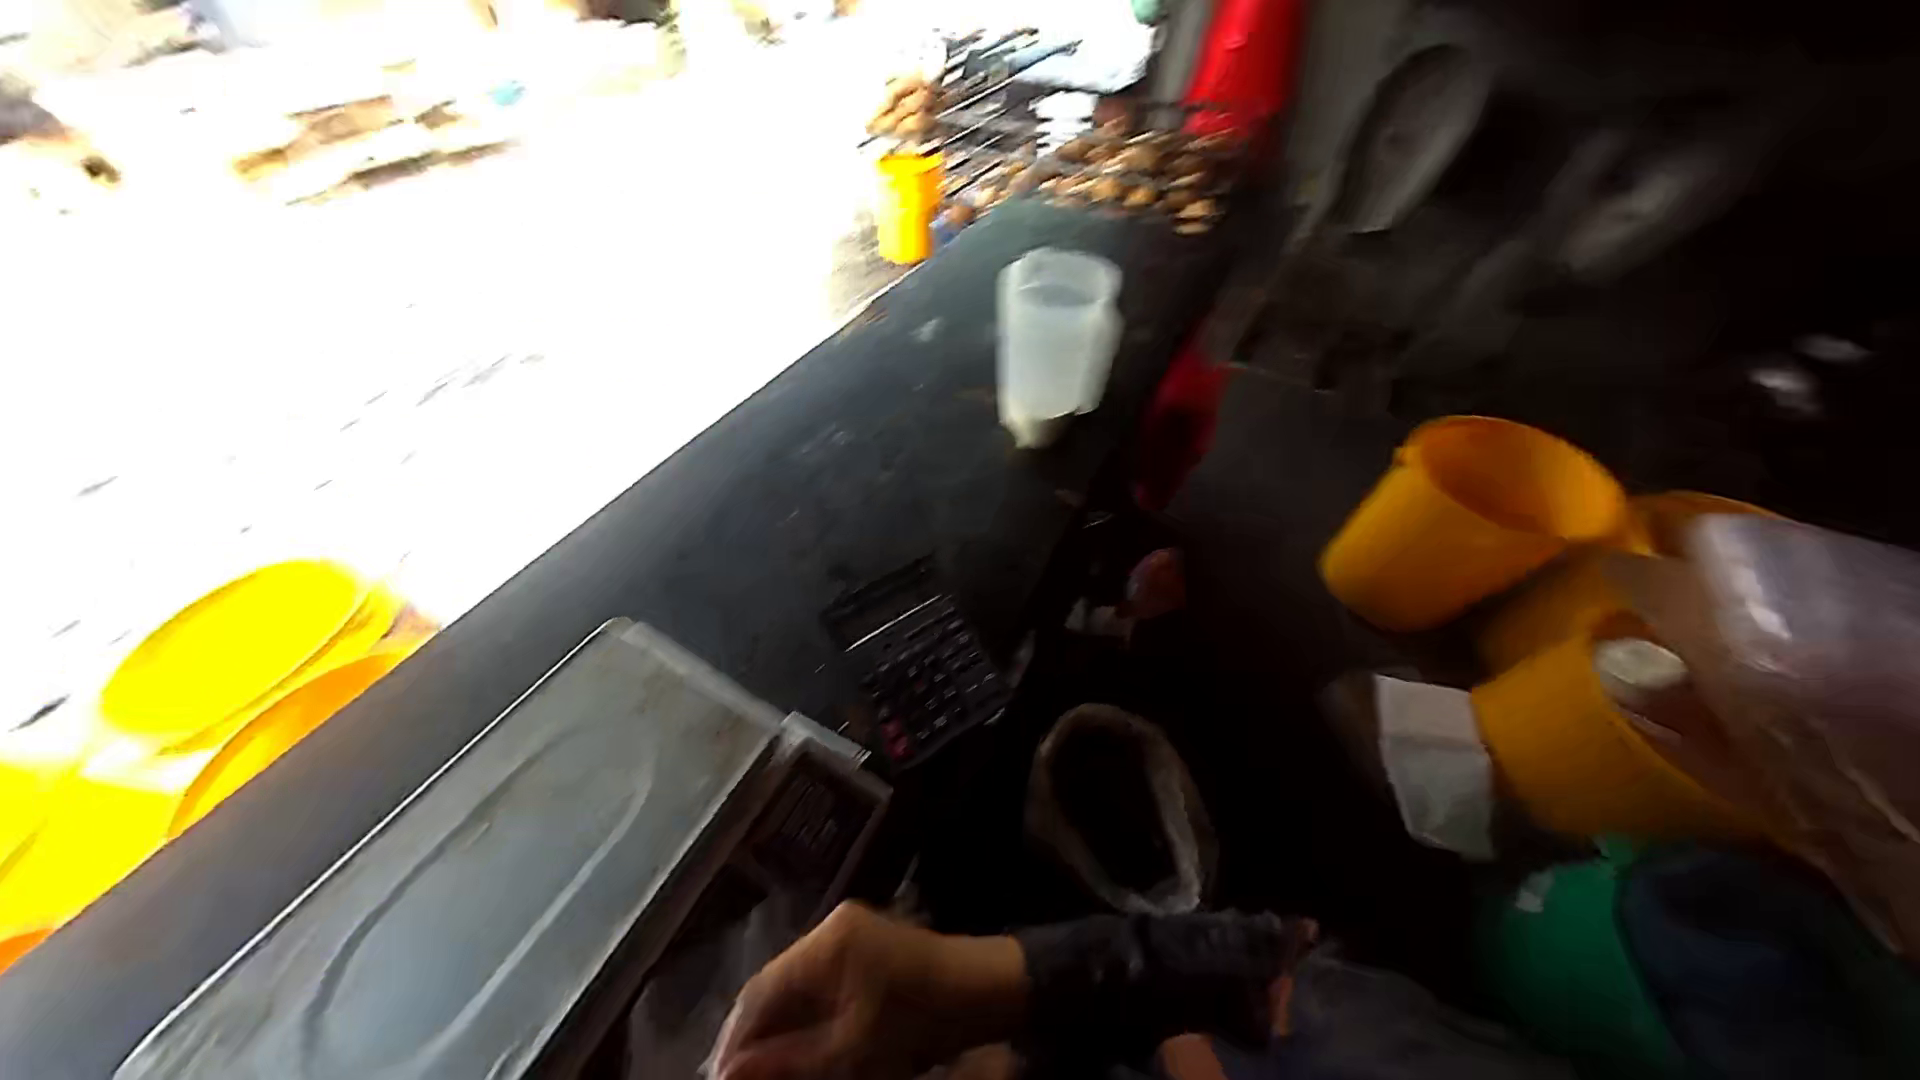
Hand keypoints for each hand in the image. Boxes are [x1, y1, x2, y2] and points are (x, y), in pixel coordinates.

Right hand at [710, 902, 1027, 1079]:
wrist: (979, 989)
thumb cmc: (917, 1017)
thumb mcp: (851, 1050)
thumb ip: (788, 1061)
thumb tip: (729, 1073)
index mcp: (826, 942)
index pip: (760, 990)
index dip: (734, 1040)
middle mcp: (830, 928)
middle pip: (775, 986)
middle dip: (756, 1036)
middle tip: (740, 1079)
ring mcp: (846, 934)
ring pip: (795, 987)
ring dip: (780, 1030)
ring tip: (765, 1071)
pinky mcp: (861, 946)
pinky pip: (817, 984)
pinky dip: (806, 1019)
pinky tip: (799, 1050)